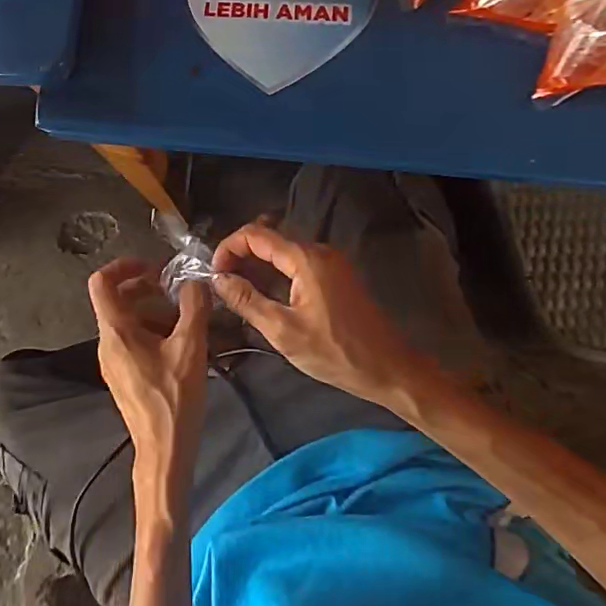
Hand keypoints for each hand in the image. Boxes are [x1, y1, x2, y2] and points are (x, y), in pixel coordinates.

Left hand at [88, 256, 209, 485]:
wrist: (164, 451)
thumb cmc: (174, 398)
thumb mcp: (191, 347)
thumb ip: (194, 307)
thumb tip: (194, 282)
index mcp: (116, 330)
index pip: (101, 281)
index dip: (124, 265)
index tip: (152, 267)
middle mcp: (106, 342)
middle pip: (116, 299)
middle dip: (145, 288)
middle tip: (174, 289)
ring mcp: (112, 361)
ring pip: (126, 321)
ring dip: (152, 310)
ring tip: (184, 317)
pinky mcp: (123, 375)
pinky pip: (131, 340)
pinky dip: (151, 331)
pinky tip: (179, 343)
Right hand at [211, 223, 424, 404]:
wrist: (391, 370)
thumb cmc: (336, 352)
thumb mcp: (283, 331)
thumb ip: (247, 301)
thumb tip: (218, 279)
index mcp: (305, 258)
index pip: (255, 235)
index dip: (228, 248)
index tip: (214, 273)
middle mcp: (319, 250)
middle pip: (269, 238)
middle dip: (240, 255)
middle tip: (223, 283)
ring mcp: (330, 261)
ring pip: (283, 250)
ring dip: (257, 264)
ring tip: (238, 290)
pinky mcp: (336, 275)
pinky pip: (297, 262)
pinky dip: (276, 271)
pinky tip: (265, 294)